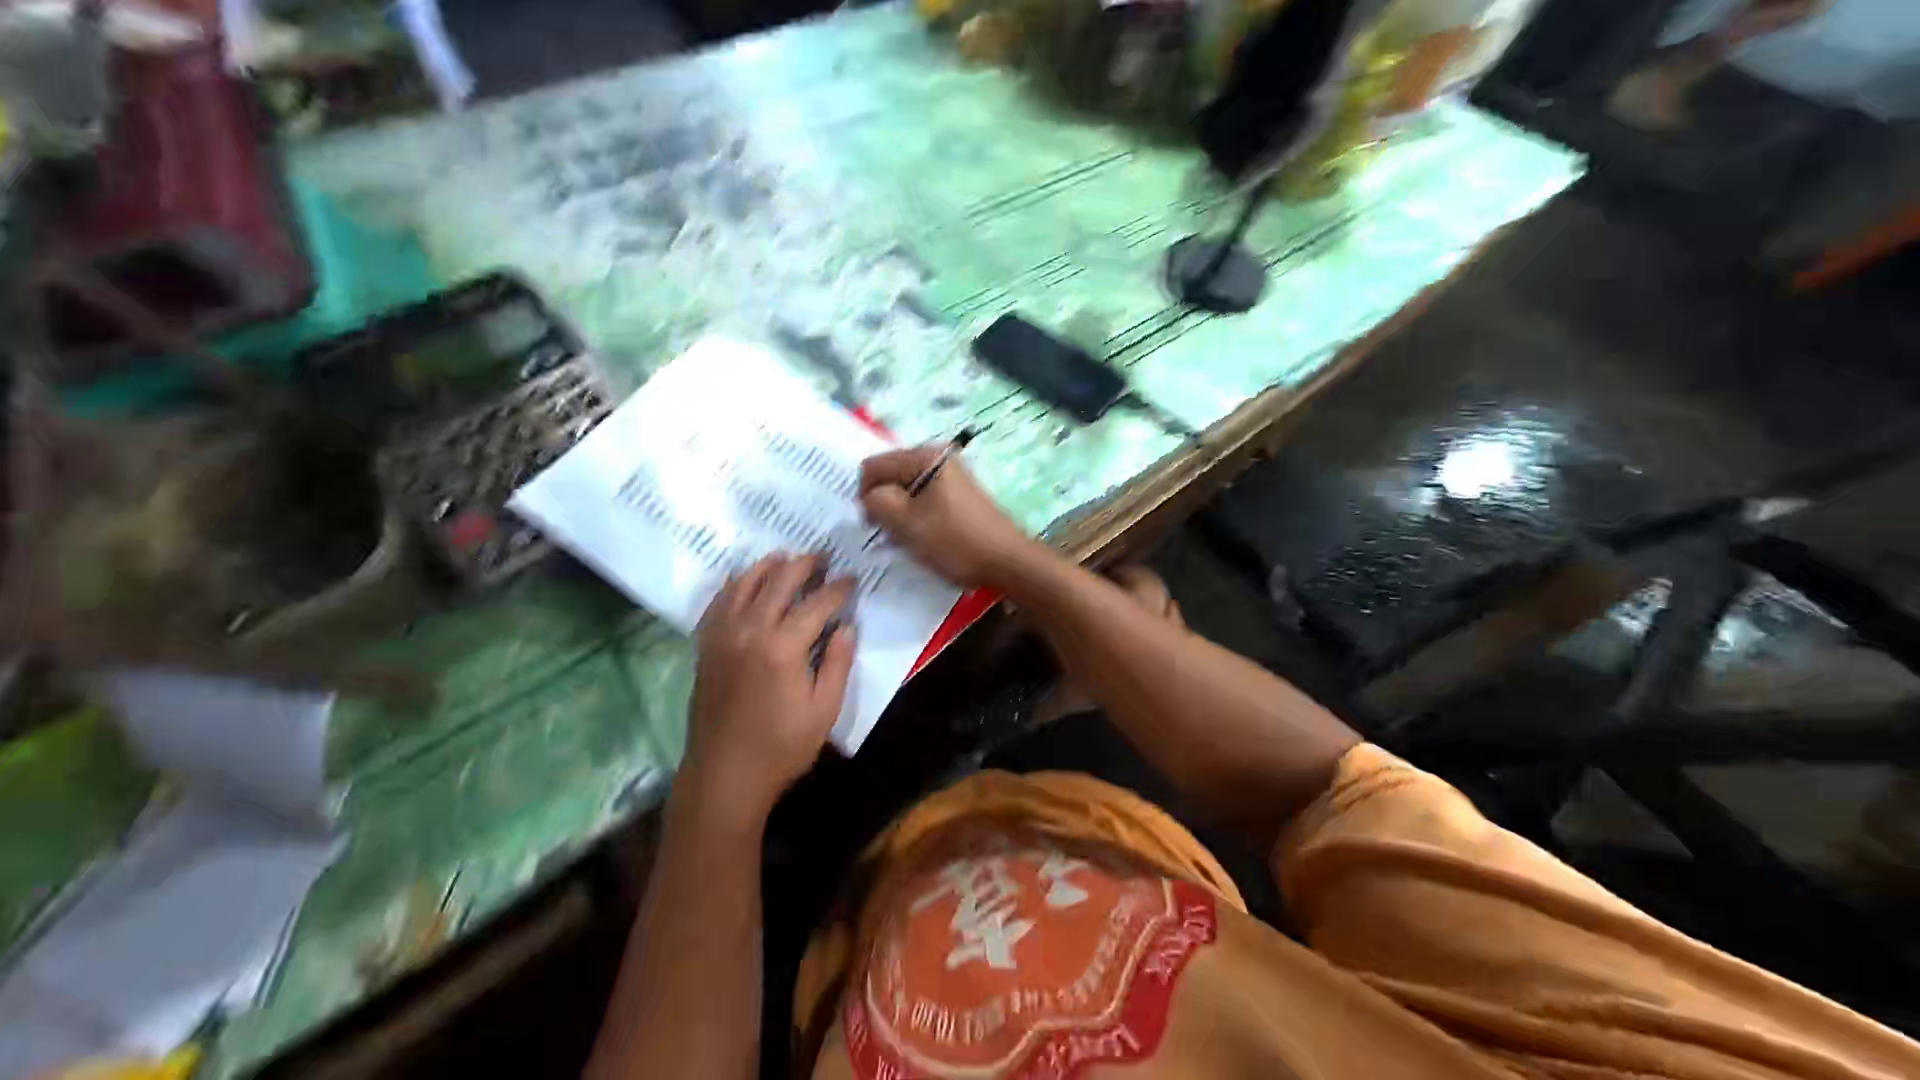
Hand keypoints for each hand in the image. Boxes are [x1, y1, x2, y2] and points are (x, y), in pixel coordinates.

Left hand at [681, 554, 855, 824]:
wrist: (724, 775)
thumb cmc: (781, 748)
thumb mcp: (823, 711)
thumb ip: (837, 664)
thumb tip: (846, 628)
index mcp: (783, 648)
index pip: (816, 604)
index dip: (838, 589)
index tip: (852, 580)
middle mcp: (750, 631)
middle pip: (778, 583)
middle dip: (804, 565)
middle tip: (822, 557)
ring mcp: (722, 636)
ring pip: (744, 585)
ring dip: (767, 567)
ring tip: (785, 557)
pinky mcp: (706, 647)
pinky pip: (718, 603)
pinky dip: (733, 585)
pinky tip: (743, 581)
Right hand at [860, 446, 1040, 588]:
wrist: (1007, 561)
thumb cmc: (955, 541)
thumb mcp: (907, 522)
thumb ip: (877, 502)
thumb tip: (869, 496)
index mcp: (925, 456)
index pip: (872, 467)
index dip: (865, 496)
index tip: (875, 524)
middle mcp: (938, 458)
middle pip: (890, 476)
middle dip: (884, 504)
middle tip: (893, 534)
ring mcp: (951, 476)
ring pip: (906, 491)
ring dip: (900, 515)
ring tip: (911, 539)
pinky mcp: (958, 495)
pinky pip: (924, 500)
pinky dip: (917, 518)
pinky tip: (926, 538)